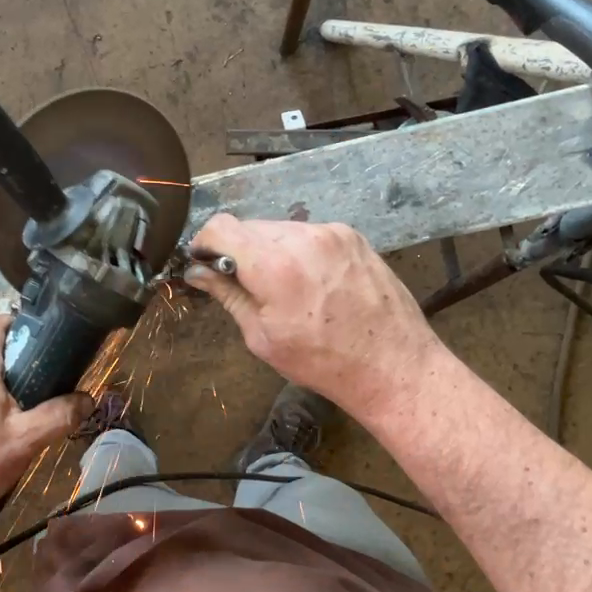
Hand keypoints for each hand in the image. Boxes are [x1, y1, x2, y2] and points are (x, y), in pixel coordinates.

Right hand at [185, 215, 443, 412]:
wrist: (394, 366)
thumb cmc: (321, 362)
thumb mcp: (261, 336)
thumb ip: (227, 295)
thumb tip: (196, 272)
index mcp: (275, 265)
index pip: (221, 227)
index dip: (204, 244)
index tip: (204, 265)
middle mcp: (303, 238)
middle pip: (248, 226)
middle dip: (236, 250)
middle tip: (241, 283)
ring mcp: (332, 233)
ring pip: (277, 228)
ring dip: (266, 250)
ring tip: (279, 287)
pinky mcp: (352, 236)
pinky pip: (307, 234)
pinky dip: (296, 251)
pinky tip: (307, 283)